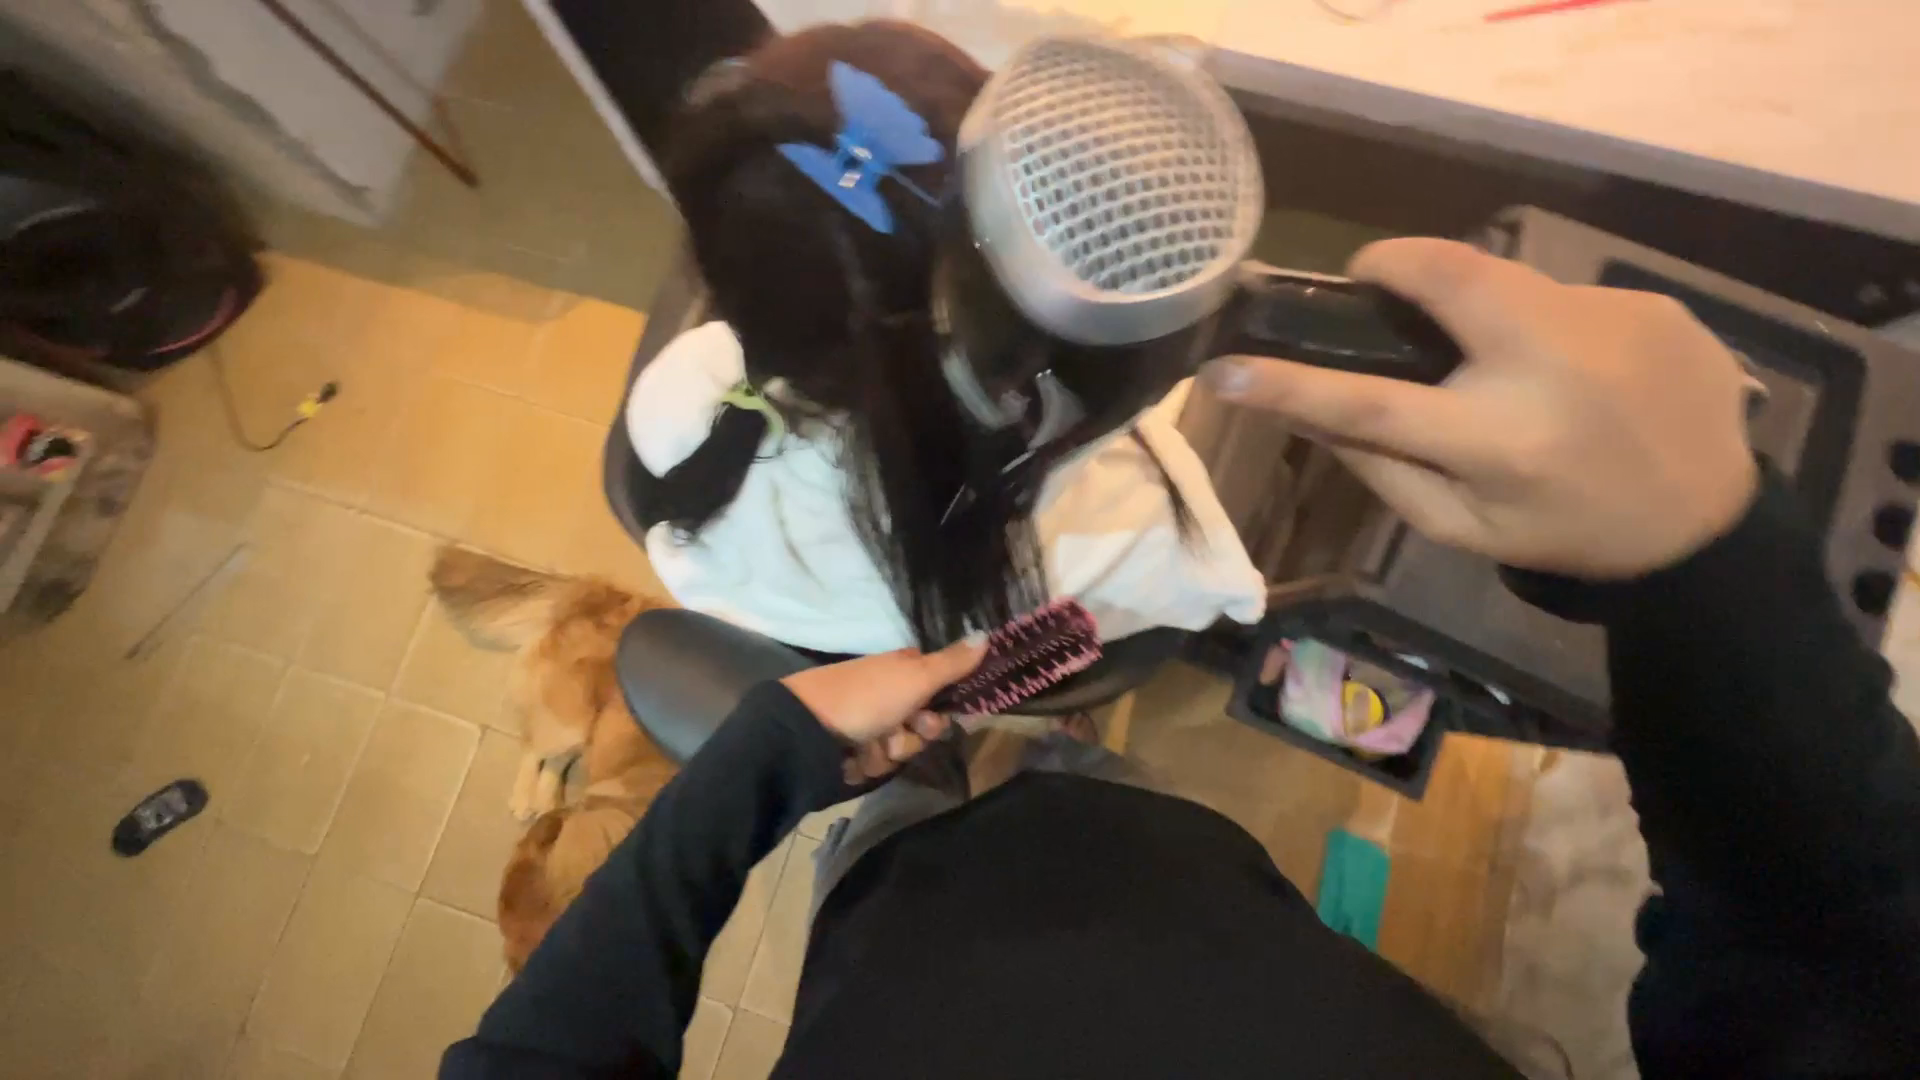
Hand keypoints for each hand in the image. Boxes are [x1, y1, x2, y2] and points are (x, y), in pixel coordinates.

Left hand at [782, 639, 985, 781]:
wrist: (807, 729)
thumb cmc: (867, 697)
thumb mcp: (916, 677)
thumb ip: (953, 663)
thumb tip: (987, 634)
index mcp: (903, 670)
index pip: (941, 690)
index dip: (943, 707)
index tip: (936, 713)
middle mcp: (889, 694)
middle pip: (925, 726)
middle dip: (915, 735)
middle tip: (901, 728)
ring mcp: (870, 723)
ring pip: (903, 748)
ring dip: (890, 751)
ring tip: (869, 743)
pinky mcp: (853, 749)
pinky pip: (878, 763)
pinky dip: (868, 762)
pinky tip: (853, 755)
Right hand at [1203, 238, 1758, 577]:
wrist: (1708, 524)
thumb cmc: (1556, 535)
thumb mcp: (1454, 524)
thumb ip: (1377, 465)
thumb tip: (1304, 411)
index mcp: (1498, 441)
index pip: (1370, 403)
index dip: (1287, 382)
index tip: (1223, 369)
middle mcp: (1557, 367)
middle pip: (1454, 276)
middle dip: (1393, 263)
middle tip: (1365, 281)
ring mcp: (1614, 321)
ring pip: (1503, 280)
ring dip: (1468, 306)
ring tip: (1485, 357)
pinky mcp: (1652, 303)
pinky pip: (1556, 298)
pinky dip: (1532, 325)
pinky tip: (1564, 371)